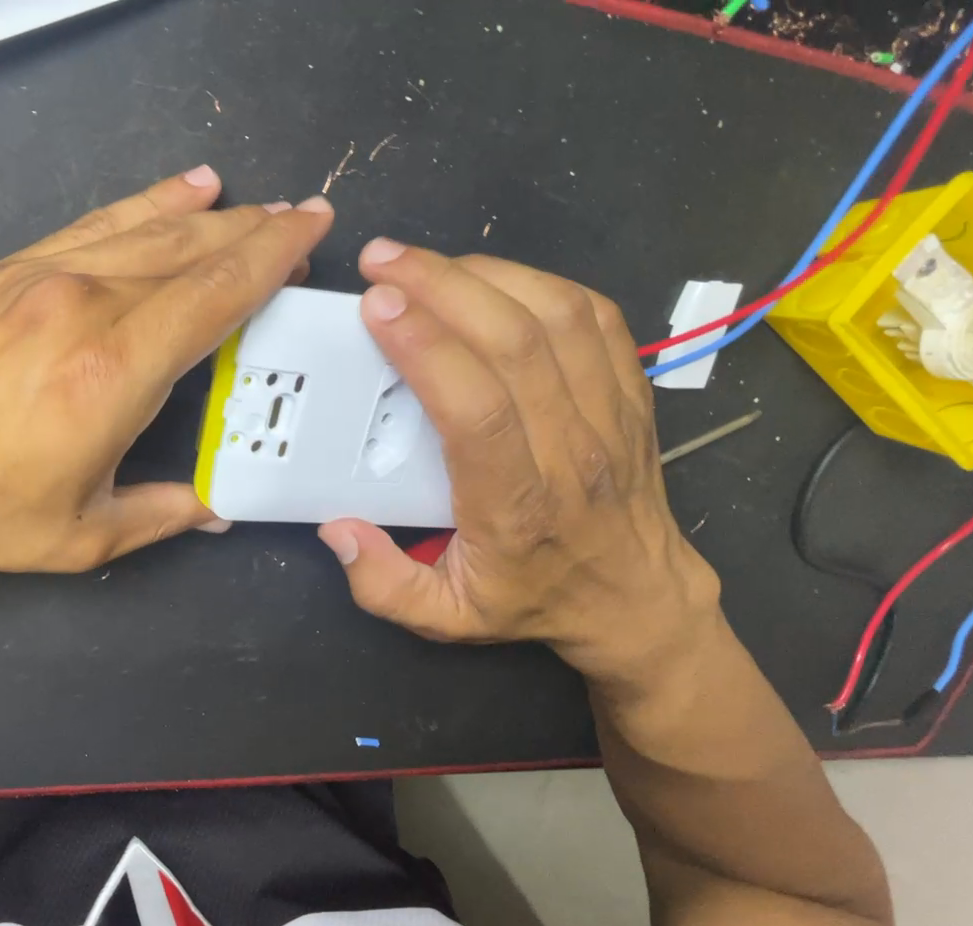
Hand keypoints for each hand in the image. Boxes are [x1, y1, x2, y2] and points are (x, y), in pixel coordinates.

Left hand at [0, 167, 332, 602]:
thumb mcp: (84, 536)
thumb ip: (164, 513)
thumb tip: (218, 505)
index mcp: (113, 372)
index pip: (215, 293)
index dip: (272, 257)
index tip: (310, 230)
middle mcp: (82, 306)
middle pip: (189, 249)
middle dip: (252, 232)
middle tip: (298, 222)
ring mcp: (38, 278)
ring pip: (144, 228)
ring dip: (205, 216)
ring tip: (249, 207)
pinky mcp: (4, 273)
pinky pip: (92, 225)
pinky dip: (142, 206)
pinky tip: (176, 193)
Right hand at [317, 240, 719, 684]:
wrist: (635, 597)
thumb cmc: (529, 599)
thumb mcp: (443, 618)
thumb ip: (382, 584)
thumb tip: (336, 528)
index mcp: (517, 505)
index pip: (477, 409)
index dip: (428, 347)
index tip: (377, 306)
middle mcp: (572, 449)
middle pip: (515, 343)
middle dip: (442, 286)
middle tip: (381, 261)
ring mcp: (611, 413)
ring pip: (556, 315)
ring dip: (484, 273)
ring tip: (423, 261)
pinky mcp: (629, 390)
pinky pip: (591, 314)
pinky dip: (536, 281)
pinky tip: (487, 278)